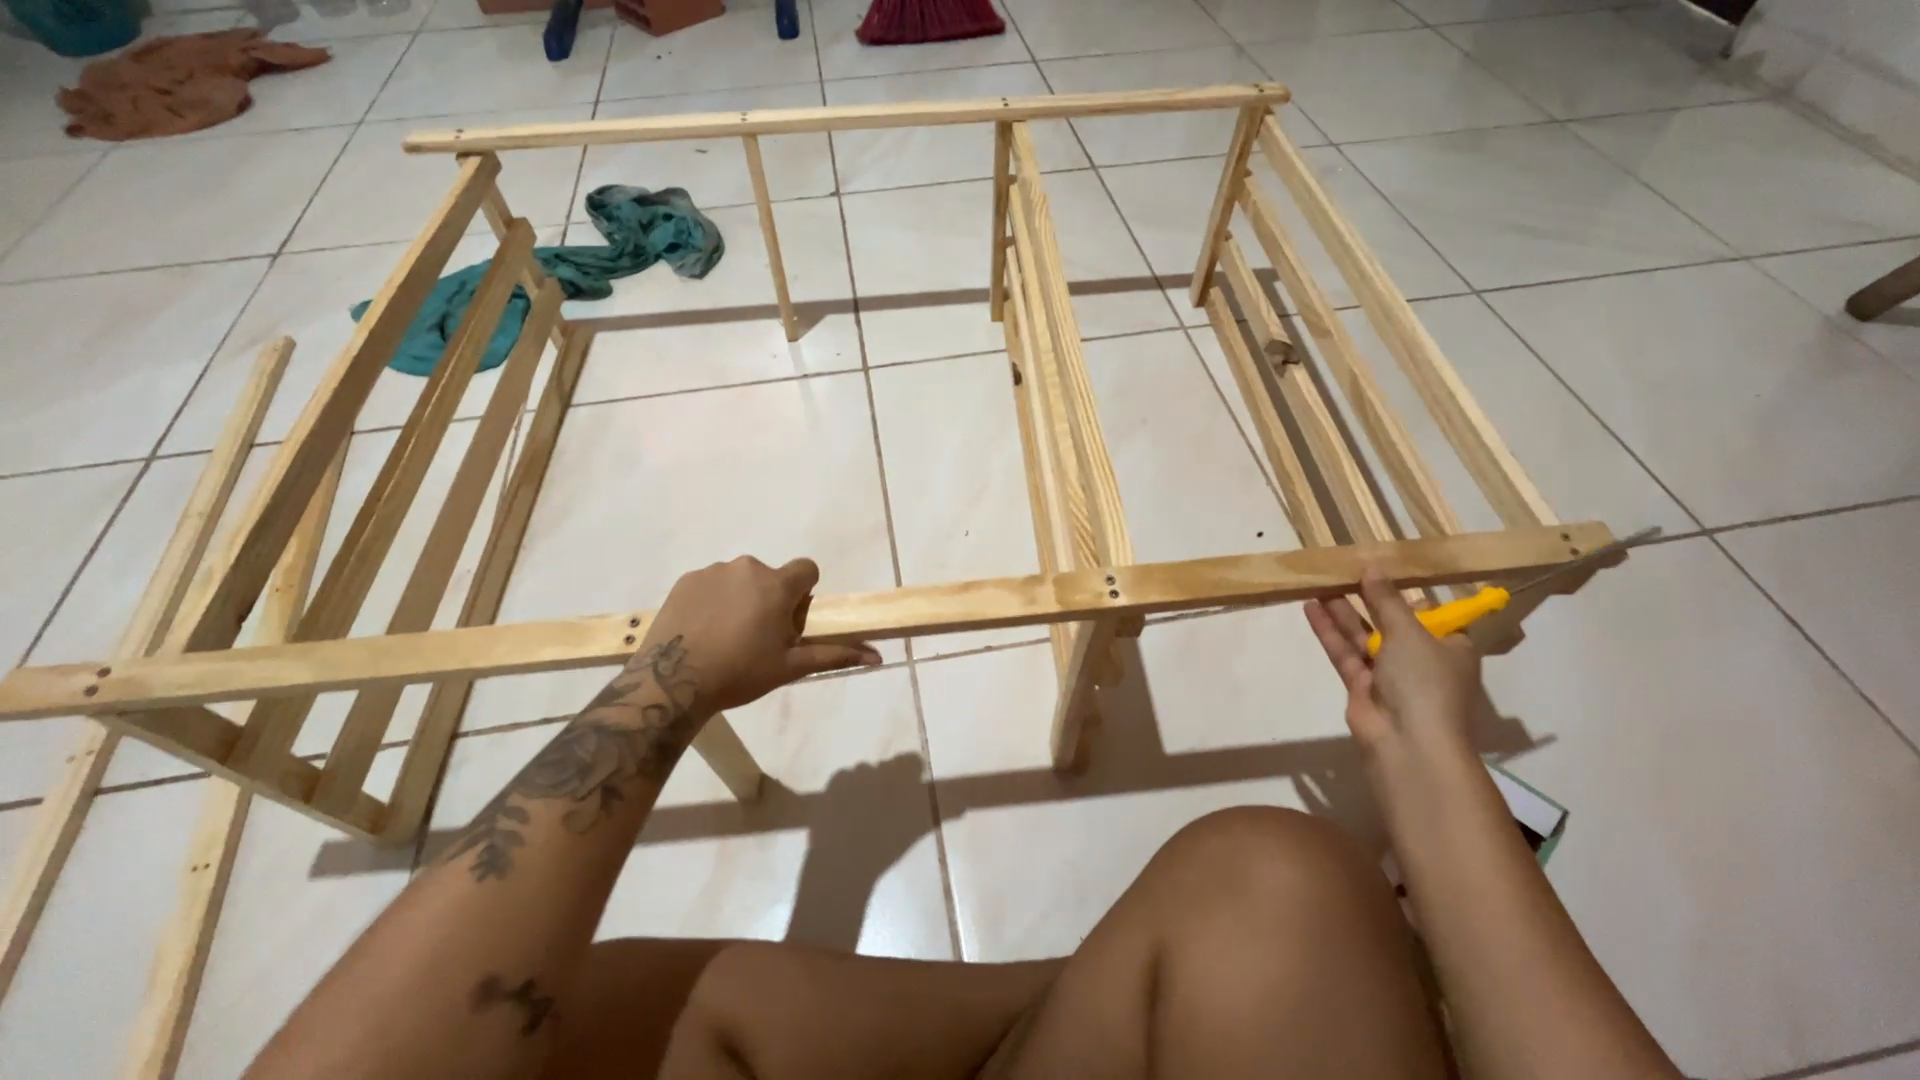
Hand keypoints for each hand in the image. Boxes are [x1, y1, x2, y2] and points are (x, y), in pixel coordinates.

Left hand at [632, 556, 880, 716]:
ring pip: (739, 580)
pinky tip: (702, 632)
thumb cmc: (741, 673)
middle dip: (770, 599)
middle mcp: (746, 568)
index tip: (790, 621)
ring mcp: (712, 572)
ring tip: (726, 638)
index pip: (806, 569)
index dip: (803, 593)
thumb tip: (878, 656)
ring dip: (740, 600)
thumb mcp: (791, 666)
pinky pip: (710, 584)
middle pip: (771, 577)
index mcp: (777, 585)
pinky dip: (712, 602)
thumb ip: (836, 655)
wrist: (673, 681)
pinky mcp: (684, 581)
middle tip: (759, 638)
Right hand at [1305, 570, 1485, 759]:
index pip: (1433, 614)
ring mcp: (1389, 675)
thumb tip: (1373, 566)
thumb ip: (1387, 600)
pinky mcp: (1361, 687)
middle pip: (1391, 622)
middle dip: (1368, 597)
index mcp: (1450, 647)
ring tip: (1320, 581)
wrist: (1408, 743)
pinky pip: (1345, 652)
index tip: (1386, 568)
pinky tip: (1311, 607)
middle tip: (1344, 569)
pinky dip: (1329, 632)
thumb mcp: (1410, 632)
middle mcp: (1421, 659)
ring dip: (1343, 611)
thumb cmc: (1424, 682)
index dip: (1409, 592)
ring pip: (1363, 636)